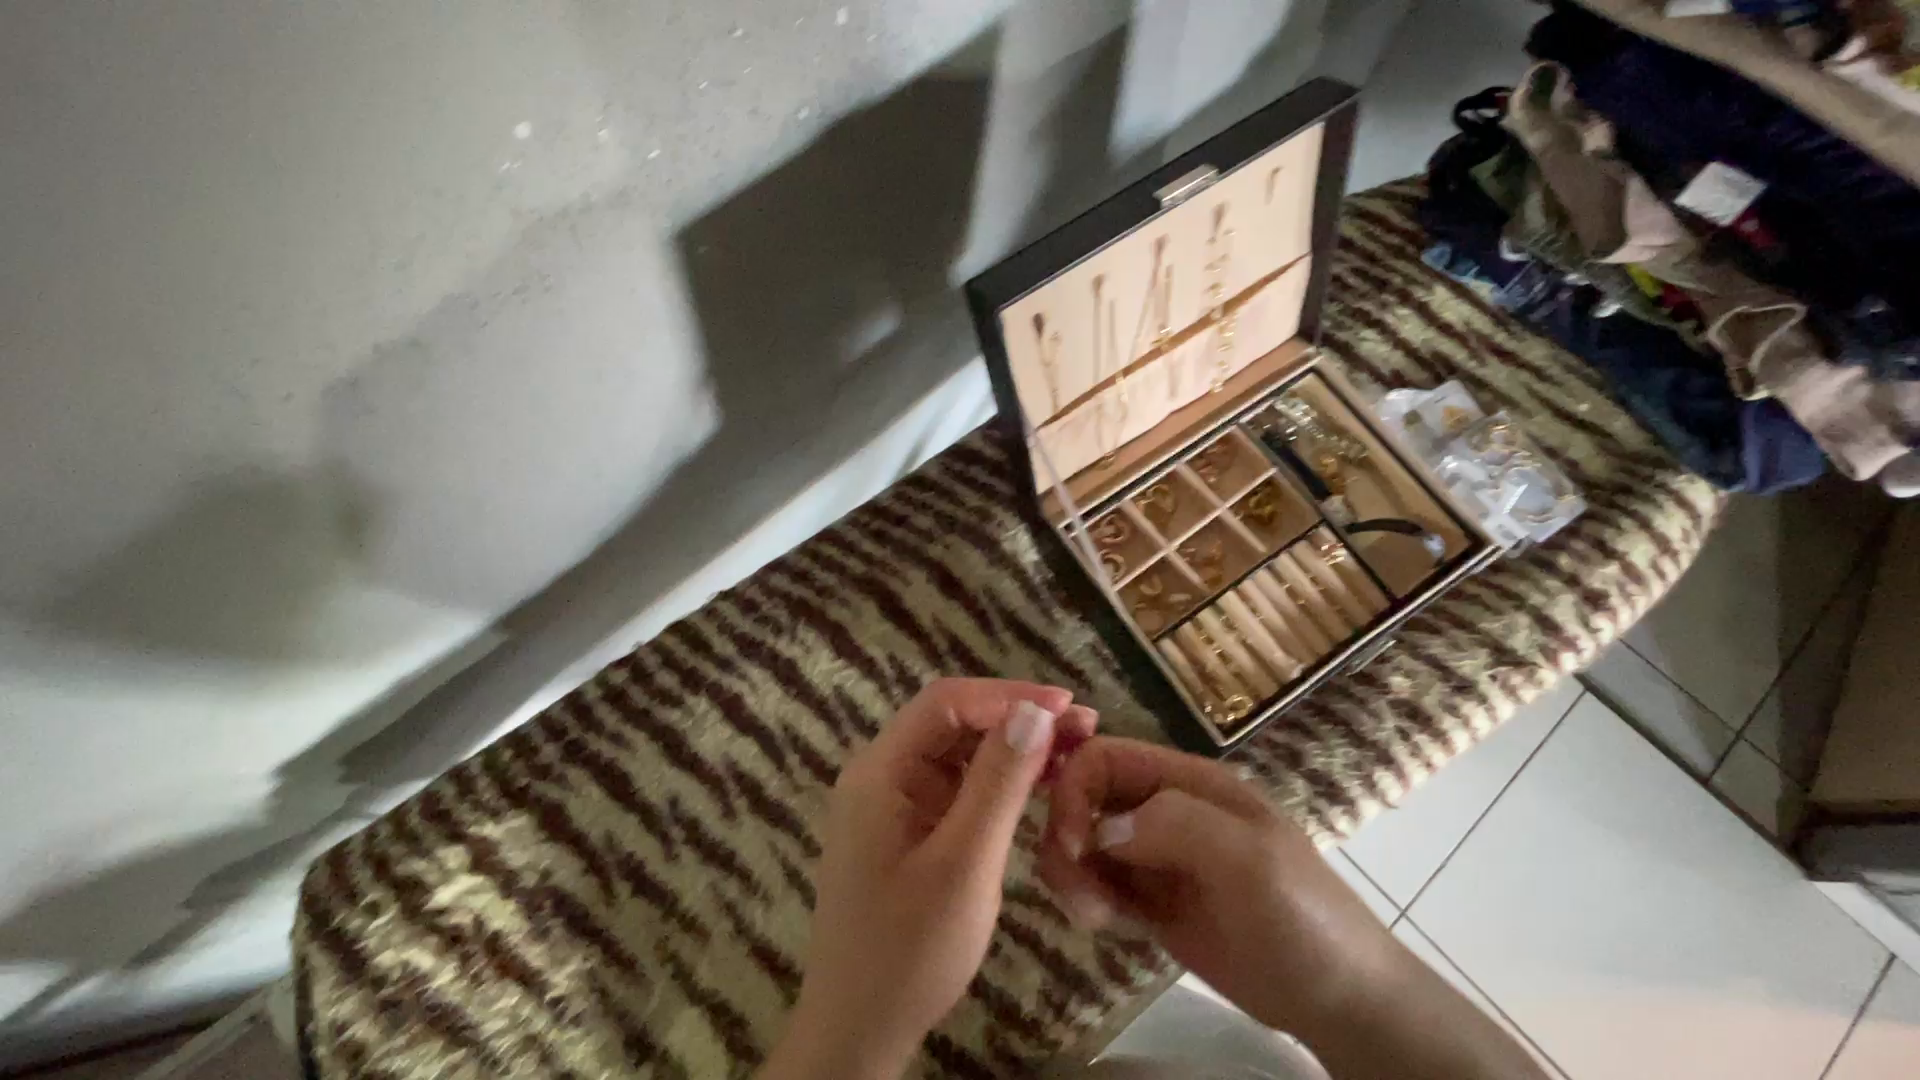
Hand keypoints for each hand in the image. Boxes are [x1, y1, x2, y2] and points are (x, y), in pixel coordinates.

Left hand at [763, 679, 1096, 1079]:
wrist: (858, 1031)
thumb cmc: (909, 951)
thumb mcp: (964, 863)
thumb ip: (998, 783)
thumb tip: (1034, 711)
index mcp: (880, 771)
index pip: (946, 703)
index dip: (1009, 695)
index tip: (1068, 706)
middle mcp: (881, 775)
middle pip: (953, 723)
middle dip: (1018, 719)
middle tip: (1084, 729)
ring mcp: (893, 803)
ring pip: (959, 753)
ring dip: (1014, 749)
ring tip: (1074, 753)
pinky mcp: (908, 830)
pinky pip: (957, 787)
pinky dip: (1000, 782)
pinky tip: (1041, 786)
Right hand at [1037, 736, 1399, 1029]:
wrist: (1338, 999)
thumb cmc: (1302, 915)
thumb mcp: (1251, 858)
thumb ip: (1178, 824)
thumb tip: (1102, 830)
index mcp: (1188, 781)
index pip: (1104, 756)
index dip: (1075, 789)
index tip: (1074, 844)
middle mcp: (1163, 809)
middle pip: (1084, 798)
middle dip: (1065, 837)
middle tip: (1079, 891)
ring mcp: (1155, 857)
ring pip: (1083, 844)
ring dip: (1071, 874)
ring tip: (1094, 916)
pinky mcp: (1150, 903)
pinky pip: (1096, 886)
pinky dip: (1085, 900)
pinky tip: (1105, 926)